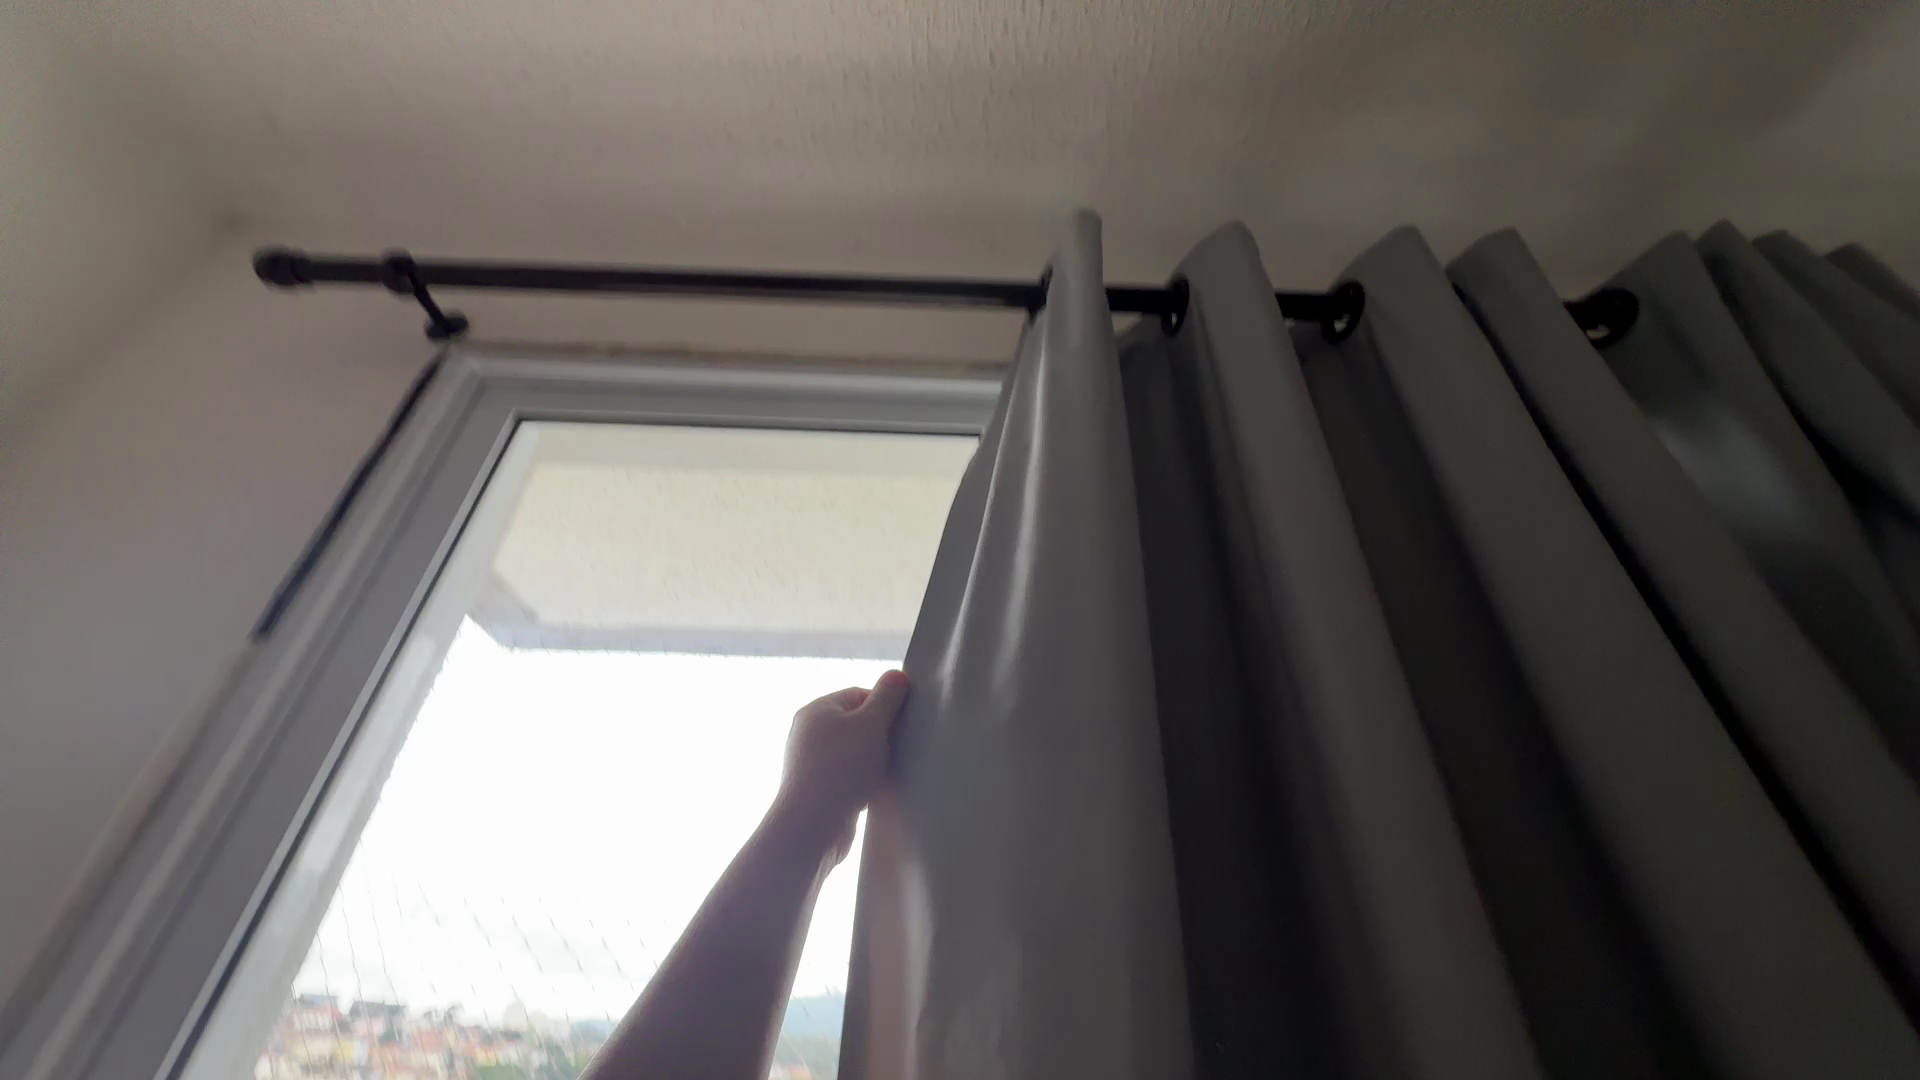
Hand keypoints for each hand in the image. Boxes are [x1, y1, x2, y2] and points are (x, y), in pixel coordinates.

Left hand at [772, 670, 909, 862]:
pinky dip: (860, 779)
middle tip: (896, 748)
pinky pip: (845, 774)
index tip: (901, 726)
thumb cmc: (842, 768)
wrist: (811, 827)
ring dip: (871, 759)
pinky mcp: (815, 788)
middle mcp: (808, 731)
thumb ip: (888, 696)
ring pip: (852, 750)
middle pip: (856, 722)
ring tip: (884, 772)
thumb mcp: (871, 724)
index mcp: (817, 709)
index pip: (860, 694)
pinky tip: (871, 790)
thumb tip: (897, 675)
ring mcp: (809, 761)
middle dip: (879, 734)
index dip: (885, 707)